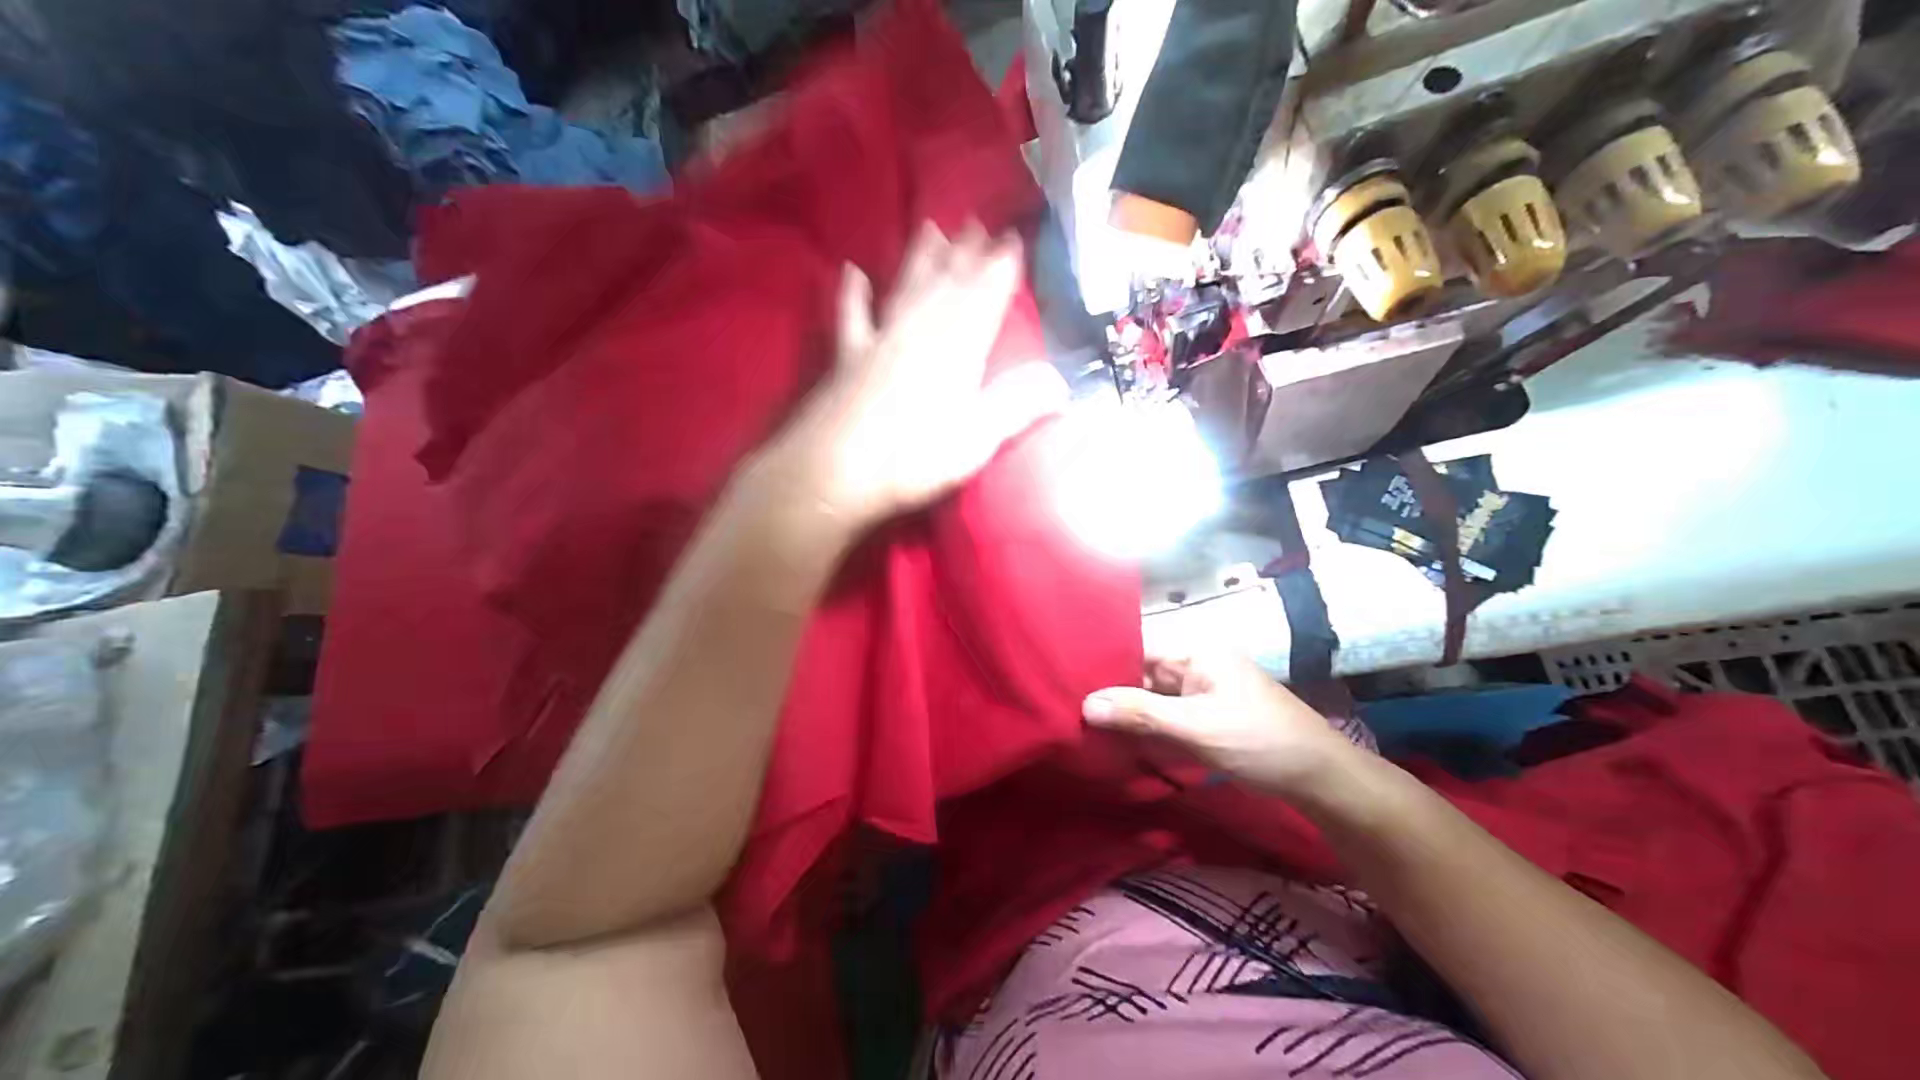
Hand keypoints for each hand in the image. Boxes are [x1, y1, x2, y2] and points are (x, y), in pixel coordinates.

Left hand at [782, 223, 1066, 529]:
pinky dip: (852, 293)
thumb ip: (1017, 407)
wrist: (833, 472)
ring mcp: (880, 341)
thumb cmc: (911, 460)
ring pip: (906, 288)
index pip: (985, 298)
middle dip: (965, 253)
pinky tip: (853, 272)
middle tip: (977, 223)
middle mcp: (920, 333)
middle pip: (947, 284)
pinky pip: (852, 315)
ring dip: (920, 259)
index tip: (1013, 238)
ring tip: (932, 229)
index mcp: (957, 350)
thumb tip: (1063, 386)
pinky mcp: (848, 357)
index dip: (1001, 268)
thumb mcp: (976, 440)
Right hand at [1082, 649, 1359, 798]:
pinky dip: (1146, 731)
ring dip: (1127, 716)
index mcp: (1197, 652)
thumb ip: (1140, 713)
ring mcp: (1202, 694)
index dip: (1103, 666)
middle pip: (1141, 675)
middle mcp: (1196, 666)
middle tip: (1069, 711)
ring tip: (1084, 728)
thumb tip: (1084, 704)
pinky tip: (1118, 743)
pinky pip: (1166, 719)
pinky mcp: (1207, 719)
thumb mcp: (1195, 727)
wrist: (1321, 780)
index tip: (1066, 683)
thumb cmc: (1259, 742)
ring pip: (1152, 700)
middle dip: (1111, 695)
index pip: (1137, 649)